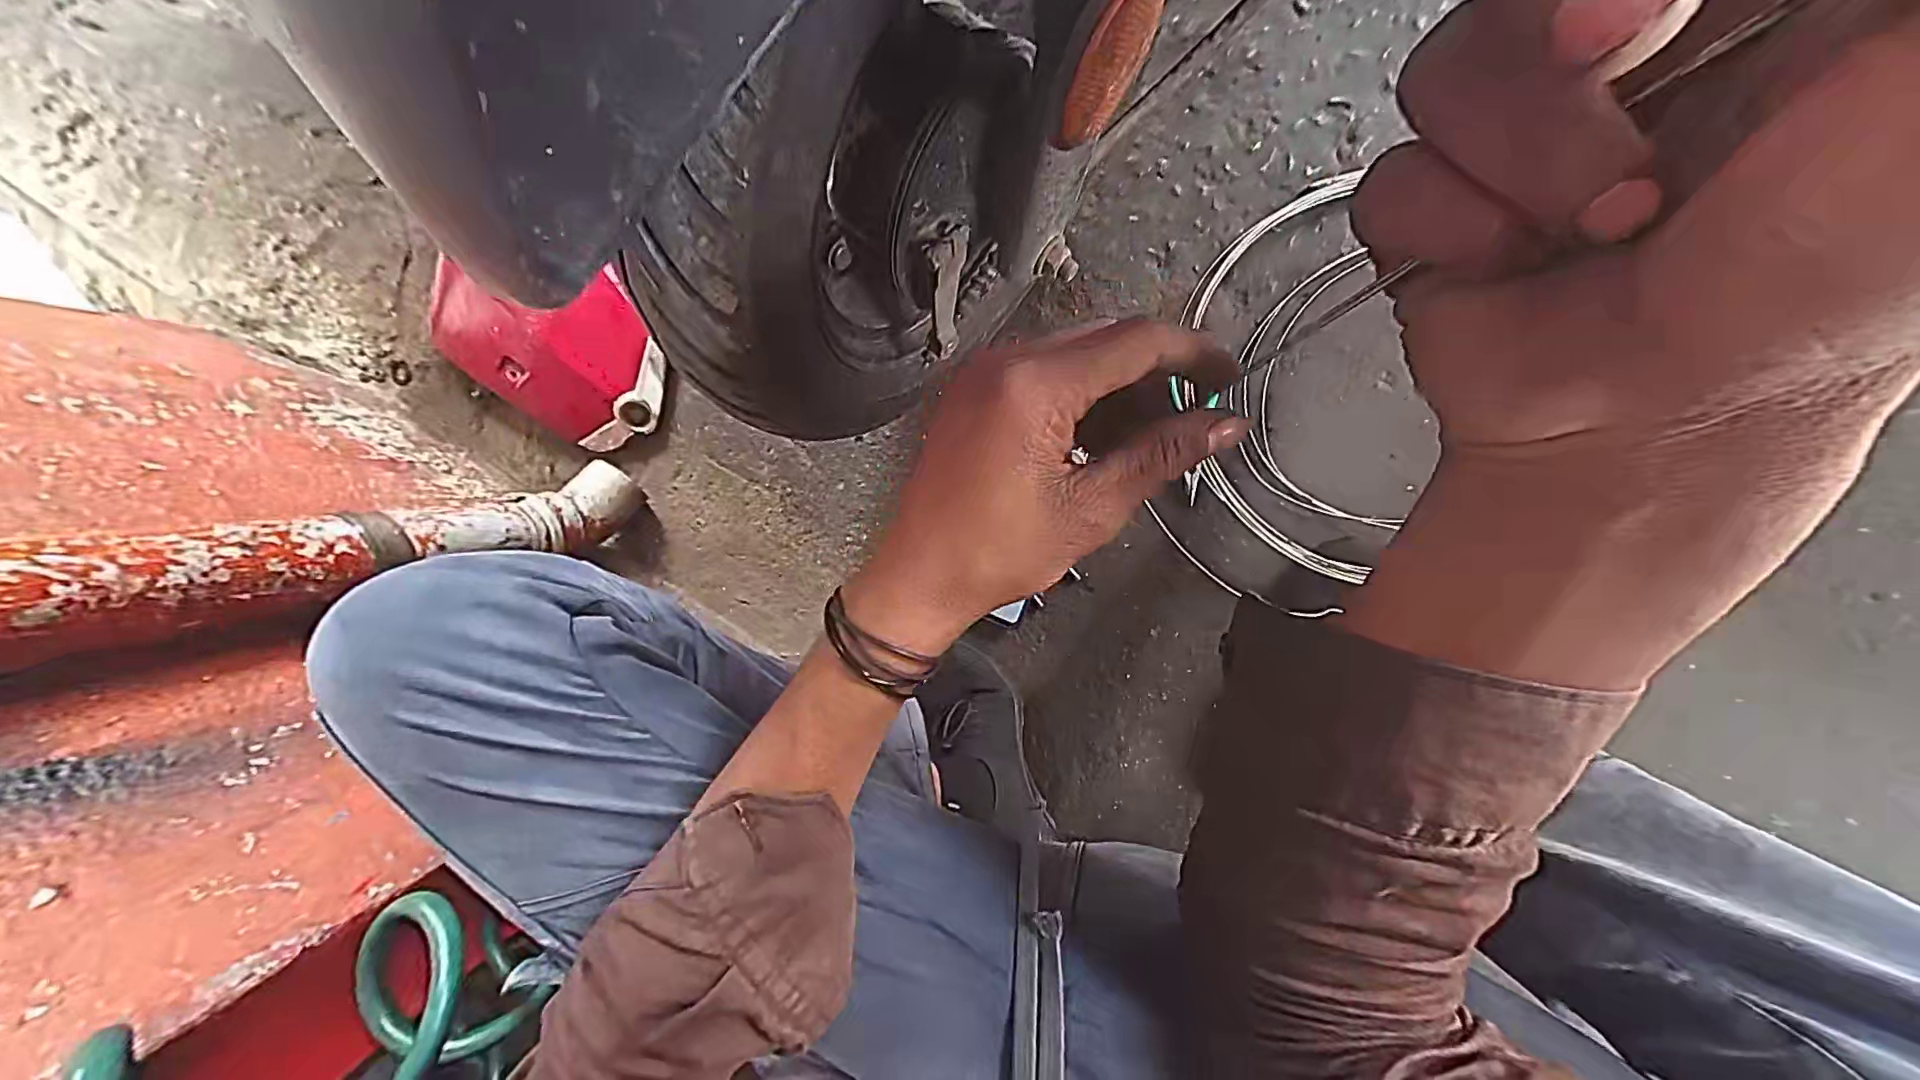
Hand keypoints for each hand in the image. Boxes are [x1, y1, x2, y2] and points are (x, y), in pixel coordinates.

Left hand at [842, 319, 1245, 653]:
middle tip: (1188, 418)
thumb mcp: (1091, 508)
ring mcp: (983, 375)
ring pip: (1076, 357)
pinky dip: (1079, 398)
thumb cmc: (990, 553)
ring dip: (1118, 390)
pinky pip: (1042, 375)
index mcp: (1033, 386)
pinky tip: (1097, 440)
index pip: (1137, 342)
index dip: (1193, 355)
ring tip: (1141, 442)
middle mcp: (1003, 364)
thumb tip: (1217, 426)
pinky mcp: (974, 392)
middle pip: (1107, 343)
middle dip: (1157, 377)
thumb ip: (1159, 455)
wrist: (922, 574)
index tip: (1223, 376)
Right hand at [1341, 0, 1919, 687]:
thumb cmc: (1803, 290)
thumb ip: (1854, 12)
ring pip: (1440, 79)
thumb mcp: (1918, 81)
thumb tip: (1649, 21)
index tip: (1623, 32)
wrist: (1644, 420)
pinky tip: (1502, 261)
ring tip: (1580, 233)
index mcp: (1747, 5)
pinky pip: (1389, 182)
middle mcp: (1615, 66)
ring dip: (1511, 176)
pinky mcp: (1430, 216)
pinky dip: (1441, 230)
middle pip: (1512, 8)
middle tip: (1627, 173)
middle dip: (1557, 99)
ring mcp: (1507, 145)